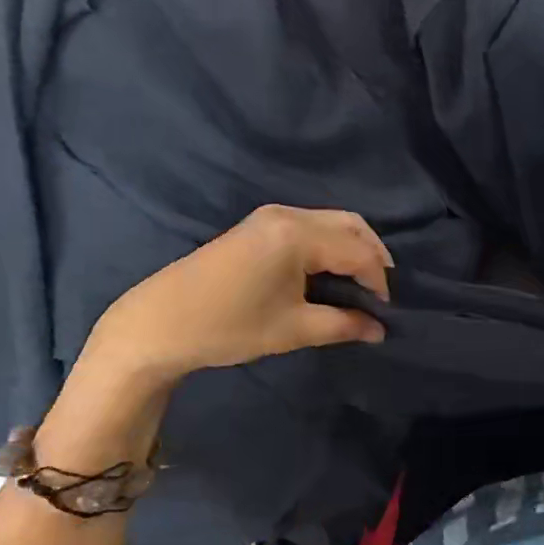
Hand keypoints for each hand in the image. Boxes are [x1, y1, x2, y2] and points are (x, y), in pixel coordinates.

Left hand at [76, 205, 393, 392]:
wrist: (157, 324)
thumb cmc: (228, 327)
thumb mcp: (292, 330)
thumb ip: (343, 324)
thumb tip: (380, 330)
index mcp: (297, 235)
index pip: (358, 252)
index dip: (378, 281)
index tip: (386, 312)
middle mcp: (288, 214)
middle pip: (351, 224)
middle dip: (373, 255)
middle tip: (381, 291)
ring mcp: (270, 216)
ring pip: (332, 221)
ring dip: (353, 248)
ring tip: (361, 283)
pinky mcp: (259, 225)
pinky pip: (311, 225)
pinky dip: (331, 244)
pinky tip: (332, 271)